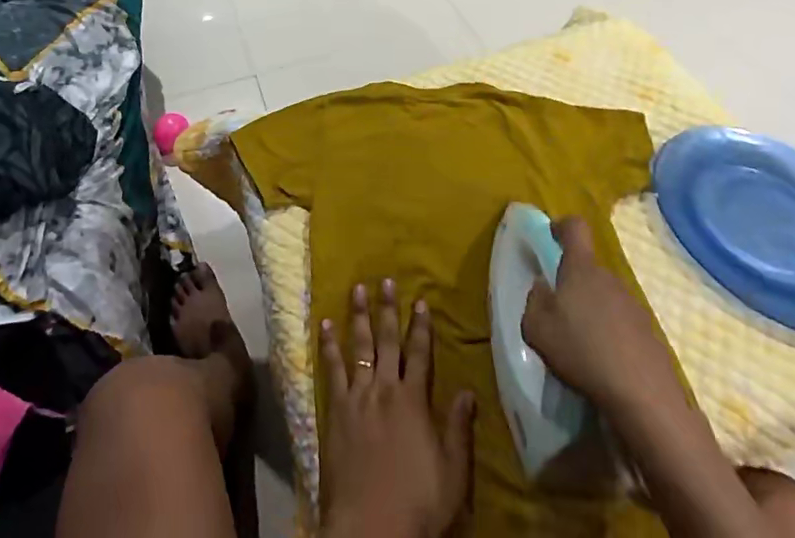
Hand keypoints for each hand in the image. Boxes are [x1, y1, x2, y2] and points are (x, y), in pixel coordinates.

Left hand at [320, 280, 475, 537]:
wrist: (369, 528)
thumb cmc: (418, 502)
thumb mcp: (453, 471)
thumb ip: (458, 428)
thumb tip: (469, 391)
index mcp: (414, 401)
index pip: (420, 354)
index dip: (421, 326)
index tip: (421, 300)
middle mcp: (384, 390)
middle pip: (387, 342)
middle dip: (388, 309)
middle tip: (386, 280)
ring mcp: (356, 399)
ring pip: (358, 347)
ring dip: (358, 317)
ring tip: (357, 289)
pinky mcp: (334, 413)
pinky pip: (331, 371)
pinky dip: (328, 347)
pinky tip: (325, 327)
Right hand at [521, 218, 680, 414]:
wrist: (642, 393)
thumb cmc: (582, 350)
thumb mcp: (537, 328)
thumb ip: (534, 301)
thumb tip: (541, 287)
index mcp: (581, 269)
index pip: (575, 227)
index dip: (561, 227)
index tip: (550, 239)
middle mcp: (610, 277)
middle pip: (588, 268)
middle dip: (572, 282)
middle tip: (557, 312)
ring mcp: (633, 303)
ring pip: (604, 295)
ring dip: (591, 309)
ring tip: (579, 343)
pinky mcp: (648, 330)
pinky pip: (621, 320)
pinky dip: (609, 332)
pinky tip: (602, 360)